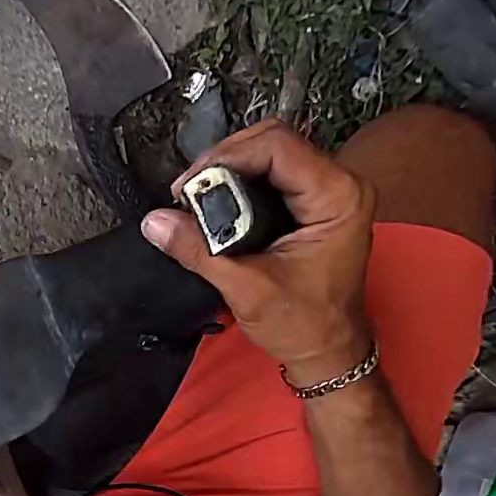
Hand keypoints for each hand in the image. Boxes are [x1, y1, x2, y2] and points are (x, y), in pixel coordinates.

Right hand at [139, 119, 376, 386]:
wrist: (327, 353)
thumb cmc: (303, 326)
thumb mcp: (247, 288)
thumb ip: (200, 252)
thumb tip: (156, 223)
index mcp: (338, 197)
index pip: (277, 147)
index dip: (227, 157)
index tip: (190, 186)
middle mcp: (339, 185)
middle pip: (274, 142)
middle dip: (224, 161)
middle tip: (187, 191)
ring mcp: (327, 194)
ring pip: (270, 156)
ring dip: (228, 171)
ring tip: (195, 197)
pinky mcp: (312, 207)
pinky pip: (272, 178)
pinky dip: (239, 185)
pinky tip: (215, 203)